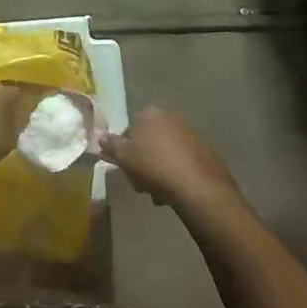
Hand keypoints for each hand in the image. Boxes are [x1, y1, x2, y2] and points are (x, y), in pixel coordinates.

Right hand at [103, 107, 240, 209]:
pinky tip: (172, 191)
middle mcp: (171, 117)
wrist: (197, 185)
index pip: (129, 130)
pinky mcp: (205, 150)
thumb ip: (110, 145)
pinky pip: (181, 161)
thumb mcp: (123, 157)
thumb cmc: (153, 166)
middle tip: (139, 183)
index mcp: (150, 114)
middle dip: (142, 162)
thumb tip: (101, 137)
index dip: (124, 150)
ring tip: (156, 193)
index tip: (125, 167)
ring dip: (157, 171)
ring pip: (164, 153)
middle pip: (148, 142)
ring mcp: (191, 133)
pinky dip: (175, 173)